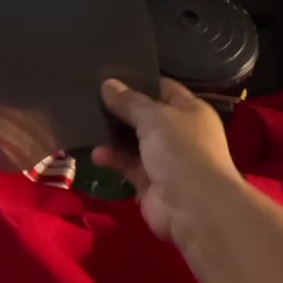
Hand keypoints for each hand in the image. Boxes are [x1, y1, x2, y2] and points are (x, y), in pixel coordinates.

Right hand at [93, 78, 246, 247]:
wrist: (196, 210)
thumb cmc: (182, 151)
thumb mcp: (154, 117)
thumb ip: (129, 101)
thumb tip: (107, 83)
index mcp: (189, 110)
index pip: (162, 87)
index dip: (138, 80)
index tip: (108, 72)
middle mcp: (179, 133)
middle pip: (145, 115)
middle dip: (120, 108)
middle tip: (88, 95)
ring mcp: (165, 159)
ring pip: (133, 141)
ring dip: (112, 135)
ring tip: (86, 123)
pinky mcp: (150, 182)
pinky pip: (128, 165)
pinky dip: (113, 159)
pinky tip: (95, 154)